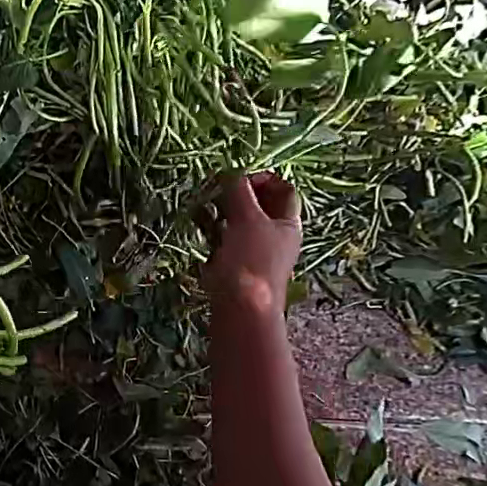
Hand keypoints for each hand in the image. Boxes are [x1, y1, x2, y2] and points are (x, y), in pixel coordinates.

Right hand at [203, 172, 301, 324]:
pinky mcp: (233, 267)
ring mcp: (253, 253)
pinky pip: (224, 242)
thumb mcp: (247, 220)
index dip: (263, 178)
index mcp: (288, 224)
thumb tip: (232, 173)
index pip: (283, 190)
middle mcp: (274, 237)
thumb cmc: (251, 262)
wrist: (240, 311)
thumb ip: (239, 192)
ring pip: (238, 224)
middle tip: (215, 191)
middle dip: (237, 195)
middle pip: (259, 206)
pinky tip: (199, 231)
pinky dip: (212, 234)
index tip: (239, 178)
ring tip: (202, 210)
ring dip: (220, 214)